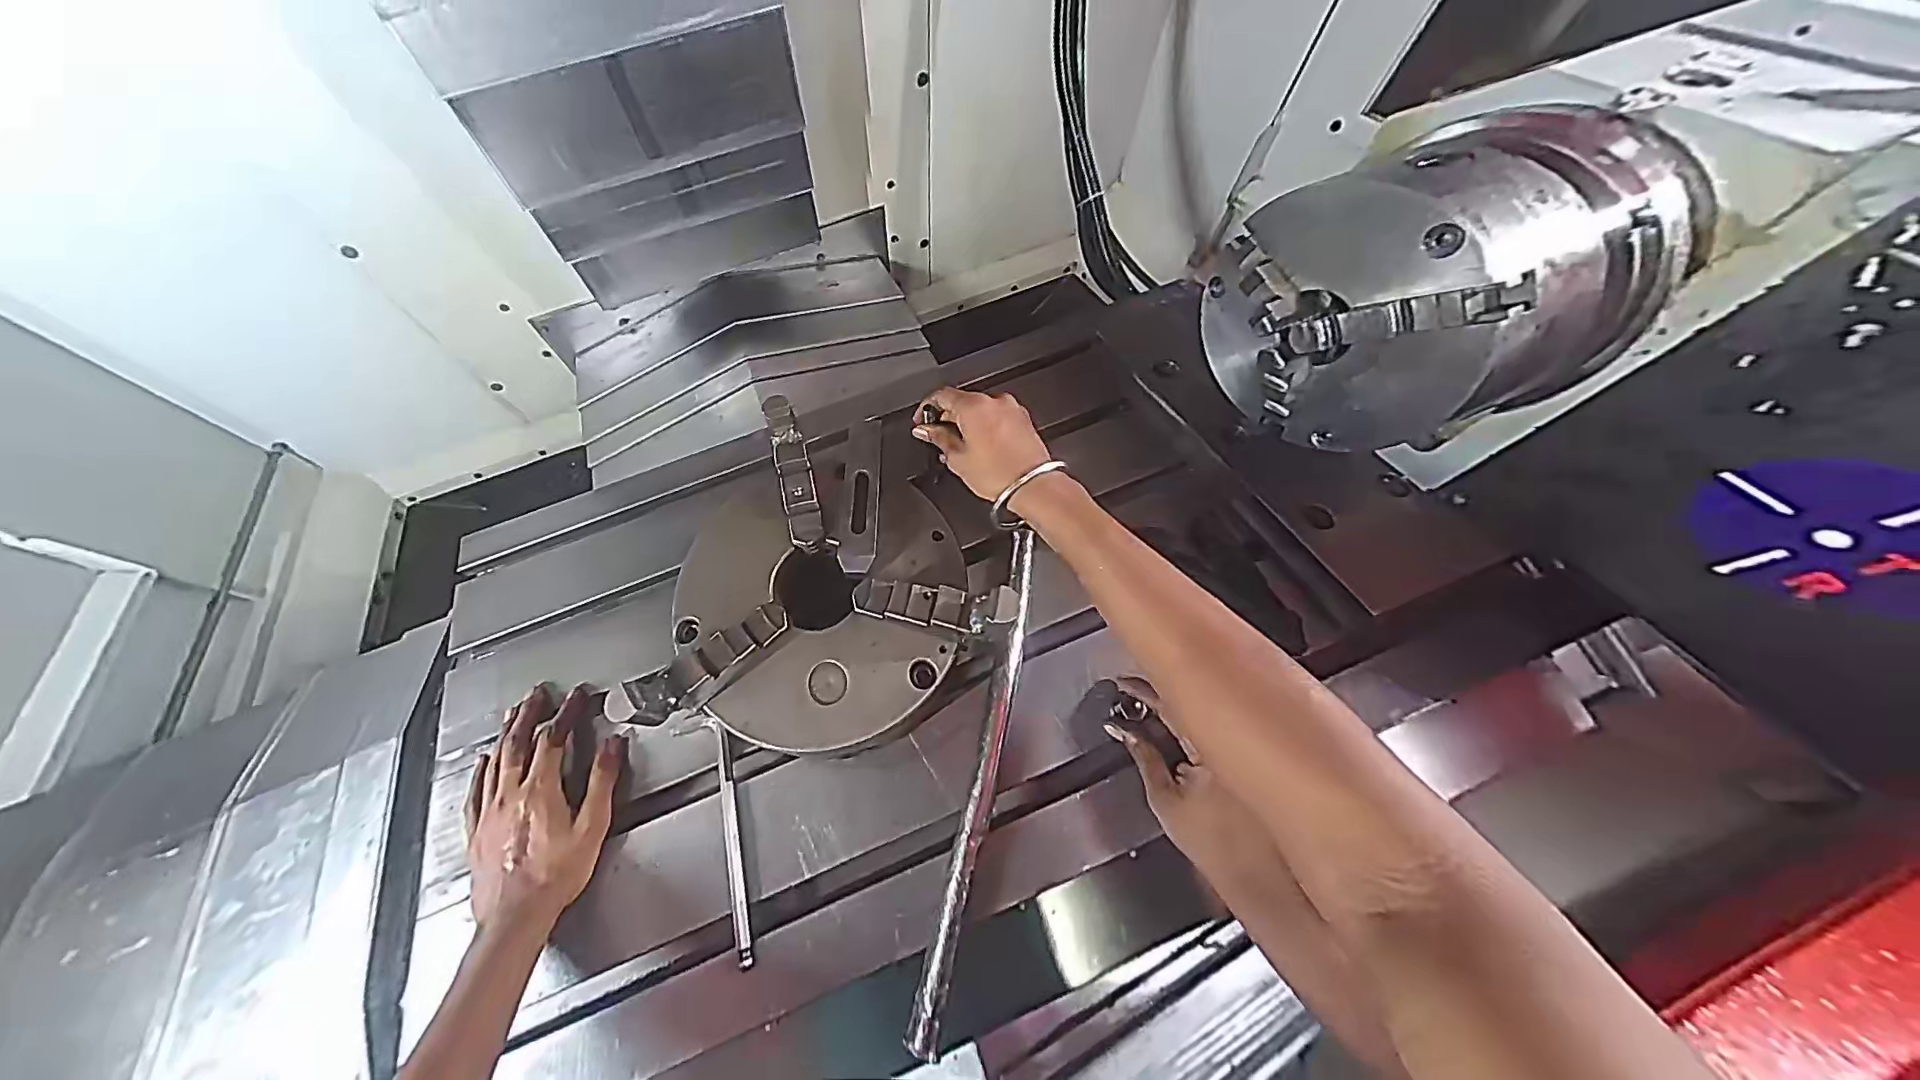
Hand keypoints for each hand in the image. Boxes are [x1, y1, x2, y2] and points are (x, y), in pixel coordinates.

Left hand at [465, 684, 625, 928]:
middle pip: (518, 743)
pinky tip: (483, 762)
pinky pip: (476, 790)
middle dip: (530, 714)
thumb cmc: (556, 876)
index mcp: (541, 791)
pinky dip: (481, 769)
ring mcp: (489, 812)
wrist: (515, 917)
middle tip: (538, 695)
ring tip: (514, 715)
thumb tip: (611, 746)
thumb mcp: (593, 826)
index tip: (576, 698)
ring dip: (507, 732)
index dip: (567, 713)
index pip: (554, 739)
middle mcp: (510, 795)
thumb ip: (603, 781)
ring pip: (496, 760)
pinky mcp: (477, 830)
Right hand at [912, 387, 1055, 505]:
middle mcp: (994, 401)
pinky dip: (985, 427)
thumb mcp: (958, 459)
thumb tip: (927, 430)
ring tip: (960, 448)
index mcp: (974, 406)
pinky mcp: (1023, 420)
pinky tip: (980, 447)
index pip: (941, 395)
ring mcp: (1011, 409)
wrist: (1033, 486)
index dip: (926, 408)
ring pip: (980, 410)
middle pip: (962, 401)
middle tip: (937, 437)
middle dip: (947, 417)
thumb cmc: (1000, 474)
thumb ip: (939, 438)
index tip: (922, 420)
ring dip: (967, 423)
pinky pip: (996, 417)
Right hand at [1107, 677, 1277, 893]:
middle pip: (1192, 700)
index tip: (1124, 684)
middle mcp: (1237, 737)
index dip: (1141, 690)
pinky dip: (1210, 722)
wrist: (1267, 882)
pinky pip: (1232, 725)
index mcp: (1206, 744)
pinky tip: (1193, 732)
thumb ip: (1144, 759)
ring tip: (1160, 713)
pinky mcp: (1269, 755)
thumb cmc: (1220, 851)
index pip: (1167, 703)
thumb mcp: (1166, 804)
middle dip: (1163, 692)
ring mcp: (1255, 745)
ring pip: (1212, 709)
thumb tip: (1125, 732)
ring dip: (1186, 705)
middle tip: (1137, 695)